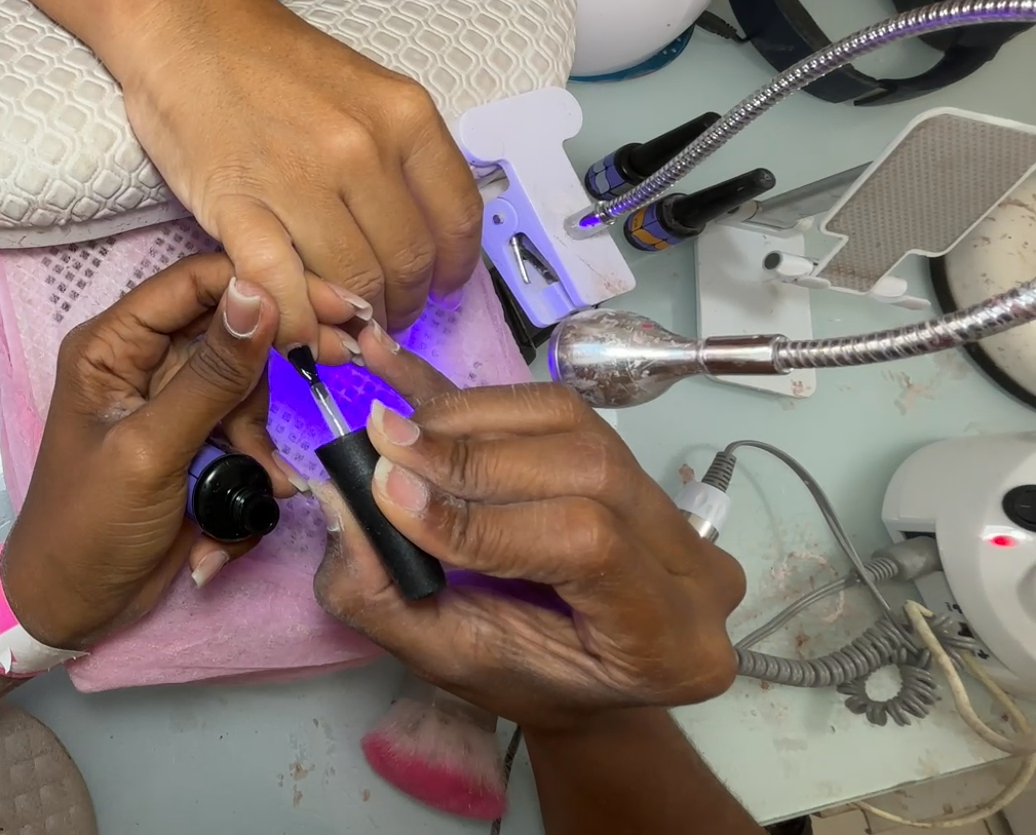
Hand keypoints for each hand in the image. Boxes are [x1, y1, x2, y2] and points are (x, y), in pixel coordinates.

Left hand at [2, 254, 295, 649]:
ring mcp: (169, 401)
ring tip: (252, 478)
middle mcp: (142, 361)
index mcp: (113, 345)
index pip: (193, 282)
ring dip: (257, 433)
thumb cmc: (90, 525)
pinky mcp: (192, 439)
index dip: (260, 282)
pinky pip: (241, 429)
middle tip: (340, 359)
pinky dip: (251, 464)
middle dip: (272, 363)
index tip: (326, 305)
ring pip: (243, 384)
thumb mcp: (150, 449)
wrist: (74, 605)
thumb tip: (257, 293)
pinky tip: (240, 505)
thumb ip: (210, 375)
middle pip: (228, 328)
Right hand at [117, 0, 482, 355]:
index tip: (433, 292)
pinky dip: (293, 325)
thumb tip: (398, 240)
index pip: (455, 219)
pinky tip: (294, 333)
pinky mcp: (237, 206)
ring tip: (337, 329)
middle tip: (377, 321)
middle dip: (398, 308)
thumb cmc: (264, 58)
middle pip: (404, 262)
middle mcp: (363, 150)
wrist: (183, 30)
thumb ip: (388, 157)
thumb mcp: (357, 89)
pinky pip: (280, 288)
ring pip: (350, 284)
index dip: (450, 272)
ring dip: (349, 325)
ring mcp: (300, 181)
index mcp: (404, 116)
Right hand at [312, 322, 745, 730]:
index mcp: (667, 641)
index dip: (479, 516)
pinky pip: (543, 404)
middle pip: (584, 465)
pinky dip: (462, 389)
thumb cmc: (516, 679)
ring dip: (464, 416)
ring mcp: (663, 501)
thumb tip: (343, 498)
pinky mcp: (618, 455)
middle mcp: (692, 563)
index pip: (585, 543)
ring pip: (565, 419)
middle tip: (383, 447)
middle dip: (467, 454)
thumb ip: (378, 592)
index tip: (386, 490)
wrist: (578, 673)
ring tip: (397, 432)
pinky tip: (388, 356)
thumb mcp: (437, 656)